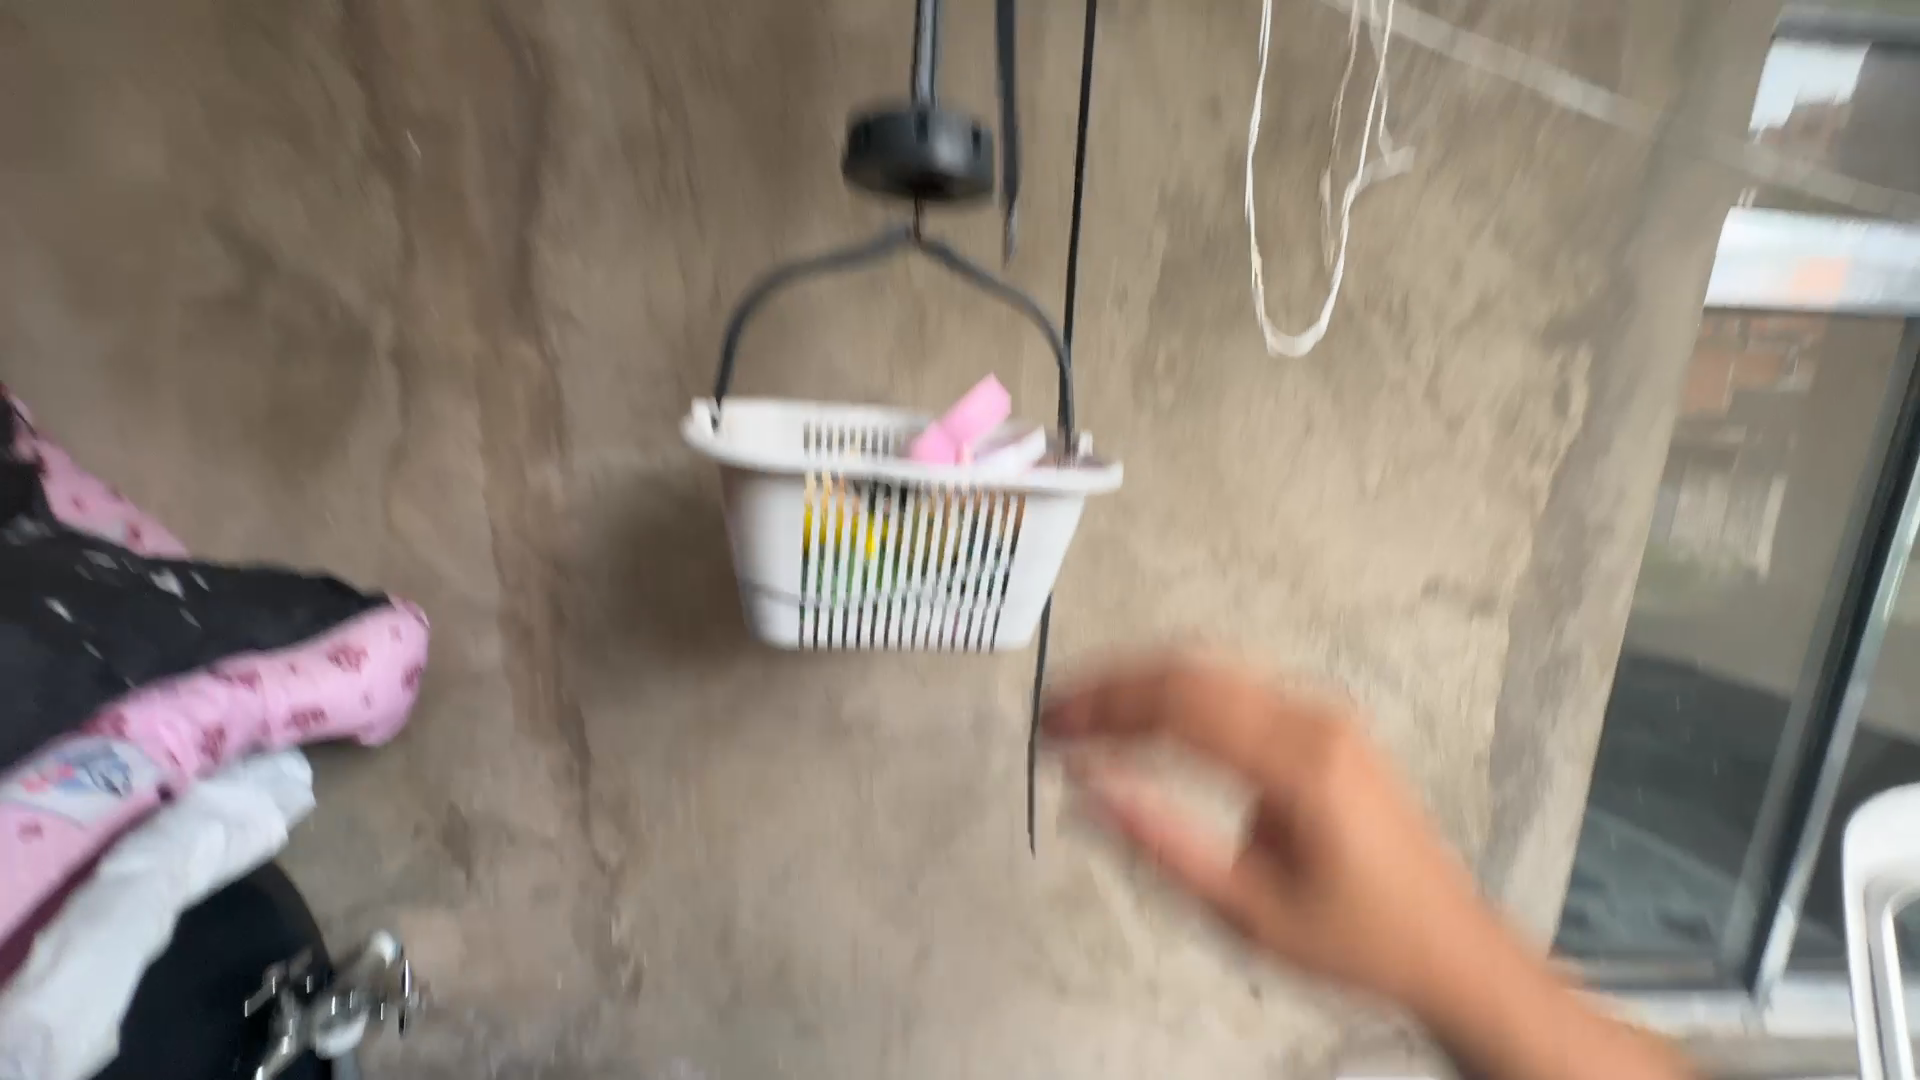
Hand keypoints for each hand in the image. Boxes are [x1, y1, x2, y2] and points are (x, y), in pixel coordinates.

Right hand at [1043, 653, 1502, 1013]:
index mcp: (1299, 764)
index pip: (1176, 708)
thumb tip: (1086, 788)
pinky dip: (1173, 688)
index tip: (1049, 729)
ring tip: (1083, 708)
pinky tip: (1142, 708)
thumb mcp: (1245, 913)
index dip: (1102, 711)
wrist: (1455, 951)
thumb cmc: (1353, 943)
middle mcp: (1312, 717)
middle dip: (1109, 687)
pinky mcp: (1321, 718)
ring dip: (1137, 680)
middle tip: (1052, 714)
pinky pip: (1232, 682)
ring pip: (1208, 665)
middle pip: (1188, 672)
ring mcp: (1321, 710)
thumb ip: (1158, 843)